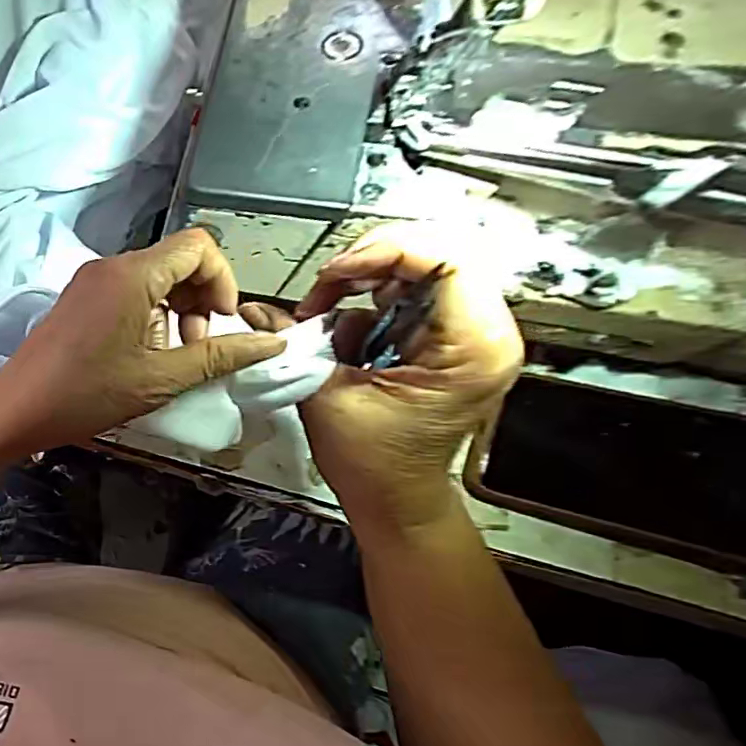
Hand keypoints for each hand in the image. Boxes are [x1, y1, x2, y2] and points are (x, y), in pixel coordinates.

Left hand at [0, 229, 285, 454]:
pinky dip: (145, 316)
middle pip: (175, 262)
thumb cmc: (84, 394)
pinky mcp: (74, 302)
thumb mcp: (158, 379)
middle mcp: (107, 268)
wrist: (14, 410)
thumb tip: (267, 343)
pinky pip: (124, 294)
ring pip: (150, 280)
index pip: (199, 246)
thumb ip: (217, 357)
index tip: (221, 321)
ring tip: (167, 358)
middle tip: (195, 347)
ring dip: (172, 312)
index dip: (223, 279)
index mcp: (131, 275)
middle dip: (198, 299)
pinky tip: (138, 356)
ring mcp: (86, 284)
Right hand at [247, 223, 522, 531]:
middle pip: (436, 250)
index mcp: (472, 346)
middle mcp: (482, 329)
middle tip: (325, 288)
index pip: (447, 257)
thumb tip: (262, 311)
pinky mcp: (441, 334)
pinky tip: (341, 330)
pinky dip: (363, 300)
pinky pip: (405, 291)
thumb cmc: (373, 463)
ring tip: (325, 312)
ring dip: (362, 280)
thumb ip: (301, 346)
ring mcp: (464, 329)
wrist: (394, 495)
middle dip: (369, 261)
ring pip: (418, 264)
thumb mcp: (328, 399)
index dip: (382, 252)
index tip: (332, 276)